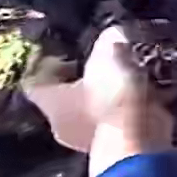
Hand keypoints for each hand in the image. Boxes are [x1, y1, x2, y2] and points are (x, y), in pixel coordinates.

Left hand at [24, 25, 174, 176]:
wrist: (137, 137)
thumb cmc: (113, 95)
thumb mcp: (112, 56)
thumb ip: (110, 41)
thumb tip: (114, 32)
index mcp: (50, 101)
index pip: (34, 82)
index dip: (46, 66)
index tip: (62, 53)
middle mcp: (59, 121)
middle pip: (61, 98)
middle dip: (78, 83)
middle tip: (99, 66)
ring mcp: (83, 138)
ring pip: (88, 111)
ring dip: (102, 98)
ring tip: (127, 81)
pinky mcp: (111, 144)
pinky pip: (112, 121)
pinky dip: (123, 110)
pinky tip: (142, 98)